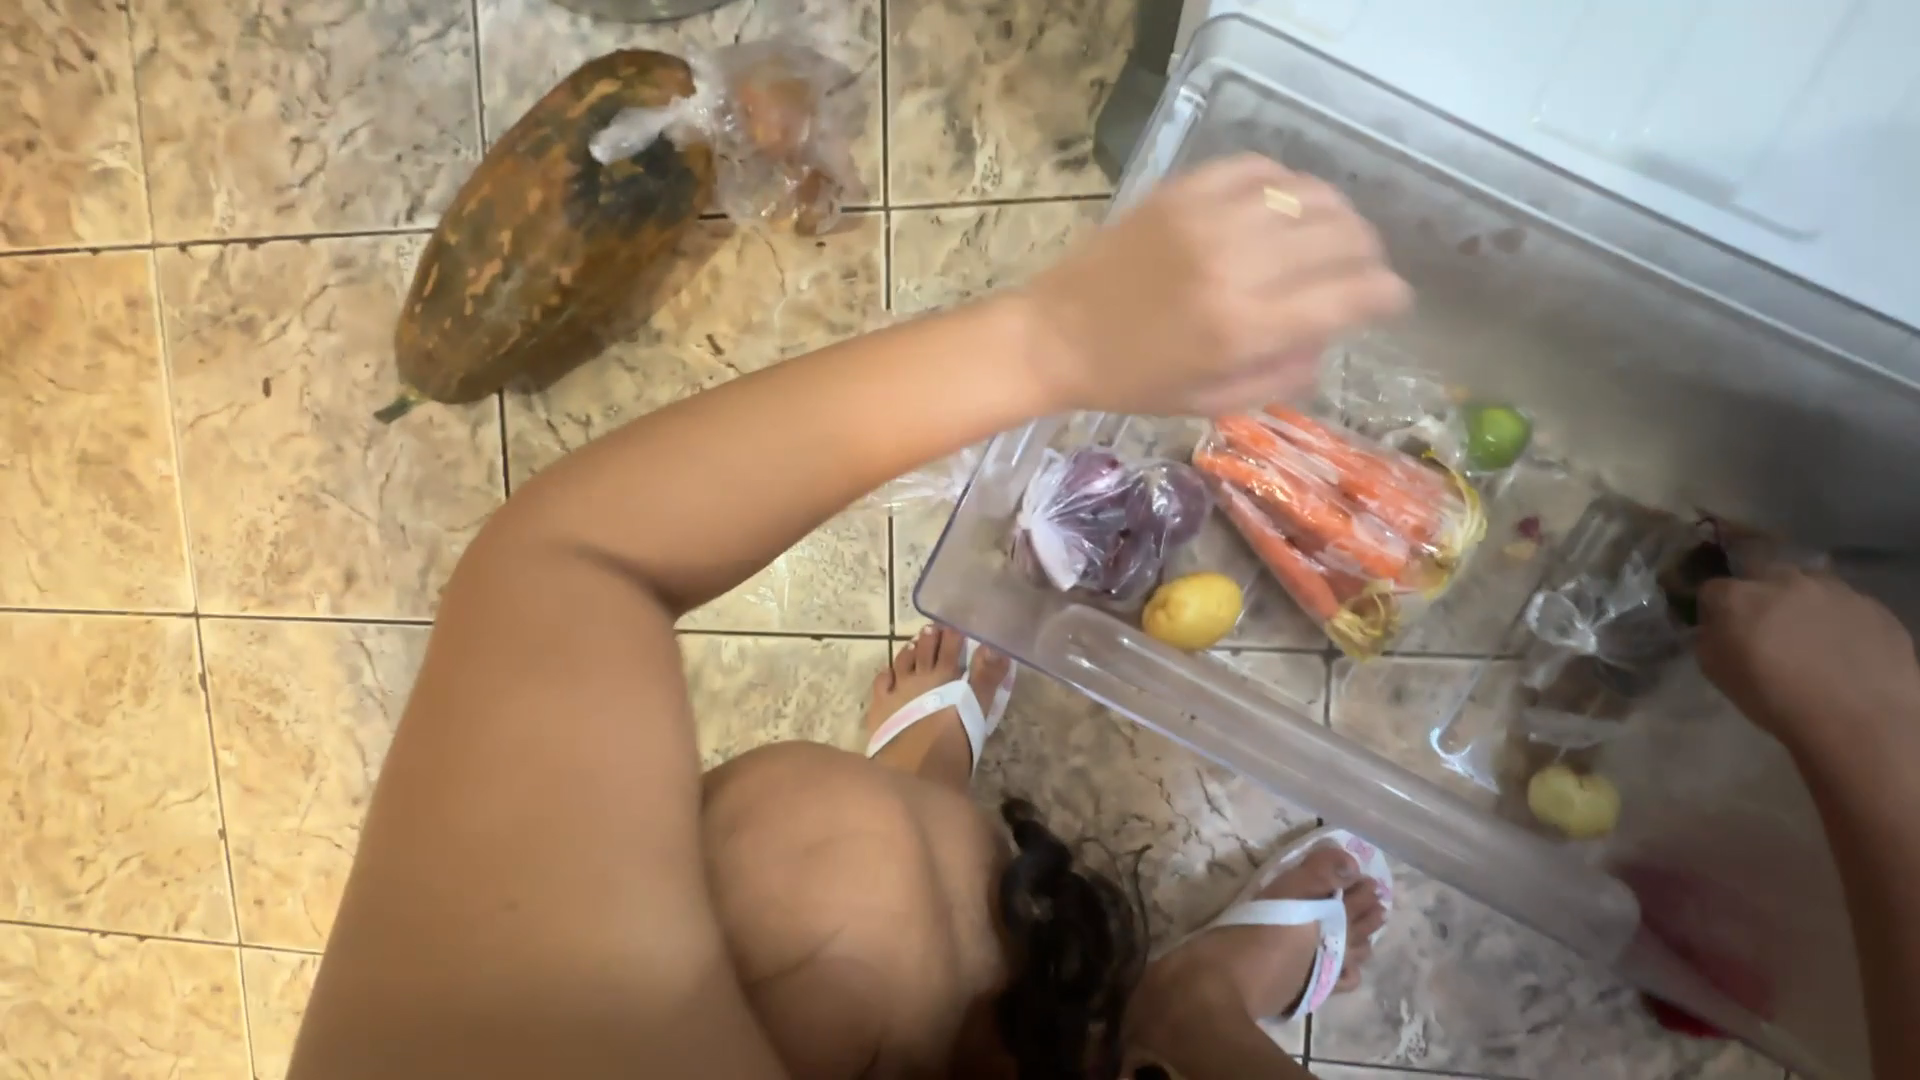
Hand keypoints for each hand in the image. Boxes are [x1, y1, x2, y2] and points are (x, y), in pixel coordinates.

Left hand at [1014, 154, 1409, 415]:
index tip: (1391, 300)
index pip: (1350, 294)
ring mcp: (1207, 219)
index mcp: (1243, 328)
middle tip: (1361, 271)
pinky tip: (1281, 208)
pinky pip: (1259, 169)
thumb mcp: (1207, 403)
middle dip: (1368, 255)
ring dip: (1336, 216)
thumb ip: (1278, 376)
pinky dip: (1285, 185)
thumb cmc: (1129, 381)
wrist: (1054, 337)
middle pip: (1342, 236)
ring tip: (1329, 238)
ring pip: (1310, 194)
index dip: (1386, 295)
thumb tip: (1330, 342)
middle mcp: (1236, 265)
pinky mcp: (1181, 192)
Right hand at [1697, 565, 1919, 752]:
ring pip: (1809, 583)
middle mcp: (1785, 582)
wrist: (1858, 720)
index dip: (1712, 608)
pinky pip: (1847, 604)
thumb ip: (1710, 636)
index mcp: (1737, 596)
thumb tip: (1718, 628)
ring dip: (1800, 600)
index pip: (1711, 588)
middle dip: (1758, 592)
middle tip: (1763, 624)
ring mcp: (1836, 592)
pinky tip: (1841, 646)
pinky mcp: (1877, 609)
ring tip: (1807, 632)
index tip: (1718, 628)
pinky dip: (1837, 618)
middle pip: (1762, 573)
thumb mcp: (1713, 667)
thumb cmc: (1771, 695)